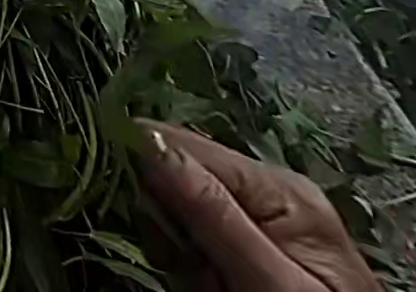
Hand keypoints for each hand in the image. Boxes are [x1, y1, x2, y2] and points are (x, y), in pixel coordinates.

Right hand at [138, 119, 379, 291]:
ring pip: (173, 196)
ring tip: (196, 280)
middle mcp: (265, 186)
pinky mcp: (246, 238)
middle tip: (180, 264)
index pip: (179, 142)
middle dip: (158, 209)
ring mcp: (257, 212)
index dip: (144, 170)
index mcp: (277, 187)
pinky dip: (180, 252)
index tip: (138, 217)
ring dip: (166, 236)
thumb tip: (145, 139)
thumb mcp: (272, 288)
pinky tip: (199, 279)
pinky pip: (187, 224)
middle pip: (174, 164)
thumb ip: (212, 212)